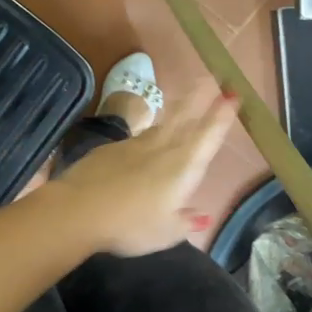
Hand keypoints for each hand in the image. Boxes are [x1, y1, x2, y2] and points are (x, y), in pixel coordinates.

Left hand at [48, 88, 239, 255]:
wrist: (79, 208)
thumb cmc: (130, 225)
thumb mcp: (165, 233)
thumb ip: (185, 221)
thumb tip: (202, 215)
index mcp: (181, 167)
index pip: (207, 137)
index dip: (221, 116)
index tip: (232, 95)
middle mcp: (161, 148)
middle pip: (184, 117)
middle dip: (200, 98)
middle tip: (212, 78)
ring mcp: (134, 144)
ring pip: (163, 123)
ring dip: (178, 109)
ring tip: (187, 100)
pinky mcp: (112, 147)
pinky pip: (141, 134)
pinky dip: (153, 129)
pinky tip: (152, 135)